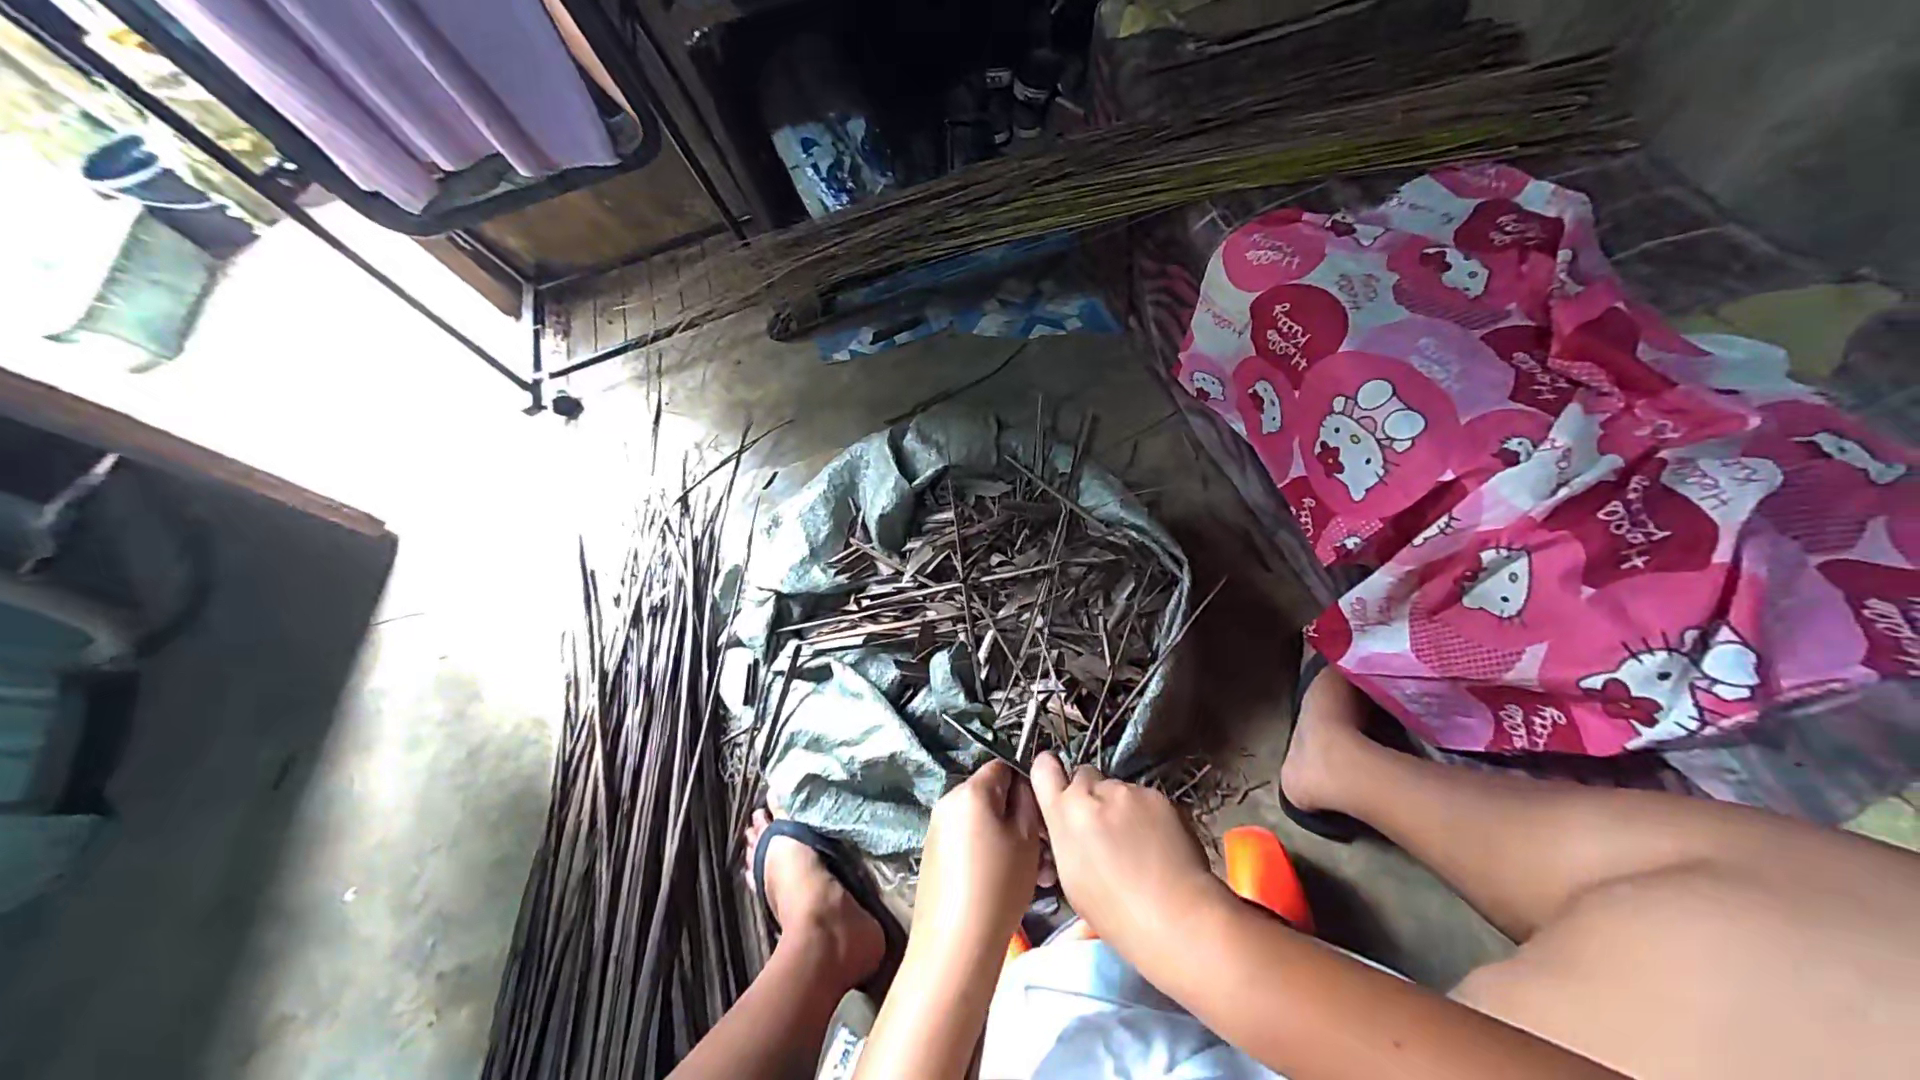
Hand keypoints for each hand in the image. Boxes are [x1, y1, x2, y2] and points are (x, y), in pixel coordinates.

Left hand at [910, 760, 1044, 957]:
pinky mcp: (936, 857)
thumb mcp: (1026, 837)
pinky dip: (992, 855)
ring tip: (1037, 875)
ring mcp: (938, 830)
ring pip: (985, 823)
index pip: (1003, 767)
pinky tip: (1012, 884)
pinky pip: (970, 843)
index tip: (1046, 813)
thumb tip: (1023, 785)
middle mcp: (948, 803)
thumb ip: (1027, 800)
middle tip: (1046, 852)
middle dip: (1023, 820)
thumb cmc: (998, 885)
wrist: (956, 945)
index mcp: (969, 791)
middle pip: (994, 798)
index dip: (1029, 784)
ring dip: (1012, 841)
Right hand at [1030, 751, 1228, 948]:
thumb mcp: (1070, 875)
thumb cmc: (1114, 911)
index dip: (1051, 774)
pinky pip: (1146, 798)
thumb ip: (1065, 835)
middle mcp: (1094, 792)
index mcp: (1064, 812)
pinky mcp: (1159, 796)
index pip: (1044, 768)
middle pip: (1085, 776)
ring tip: (1137, 842)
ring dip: (1121, 806)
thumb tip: (1070, 825)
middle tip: (1103, 826)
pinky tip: (1157, 843)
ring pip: (1118, 789)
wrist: (1173, 915)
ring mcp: (1128, 791)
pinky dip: (1148, 814)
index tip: (1059, 785)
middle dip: (1091, 795)